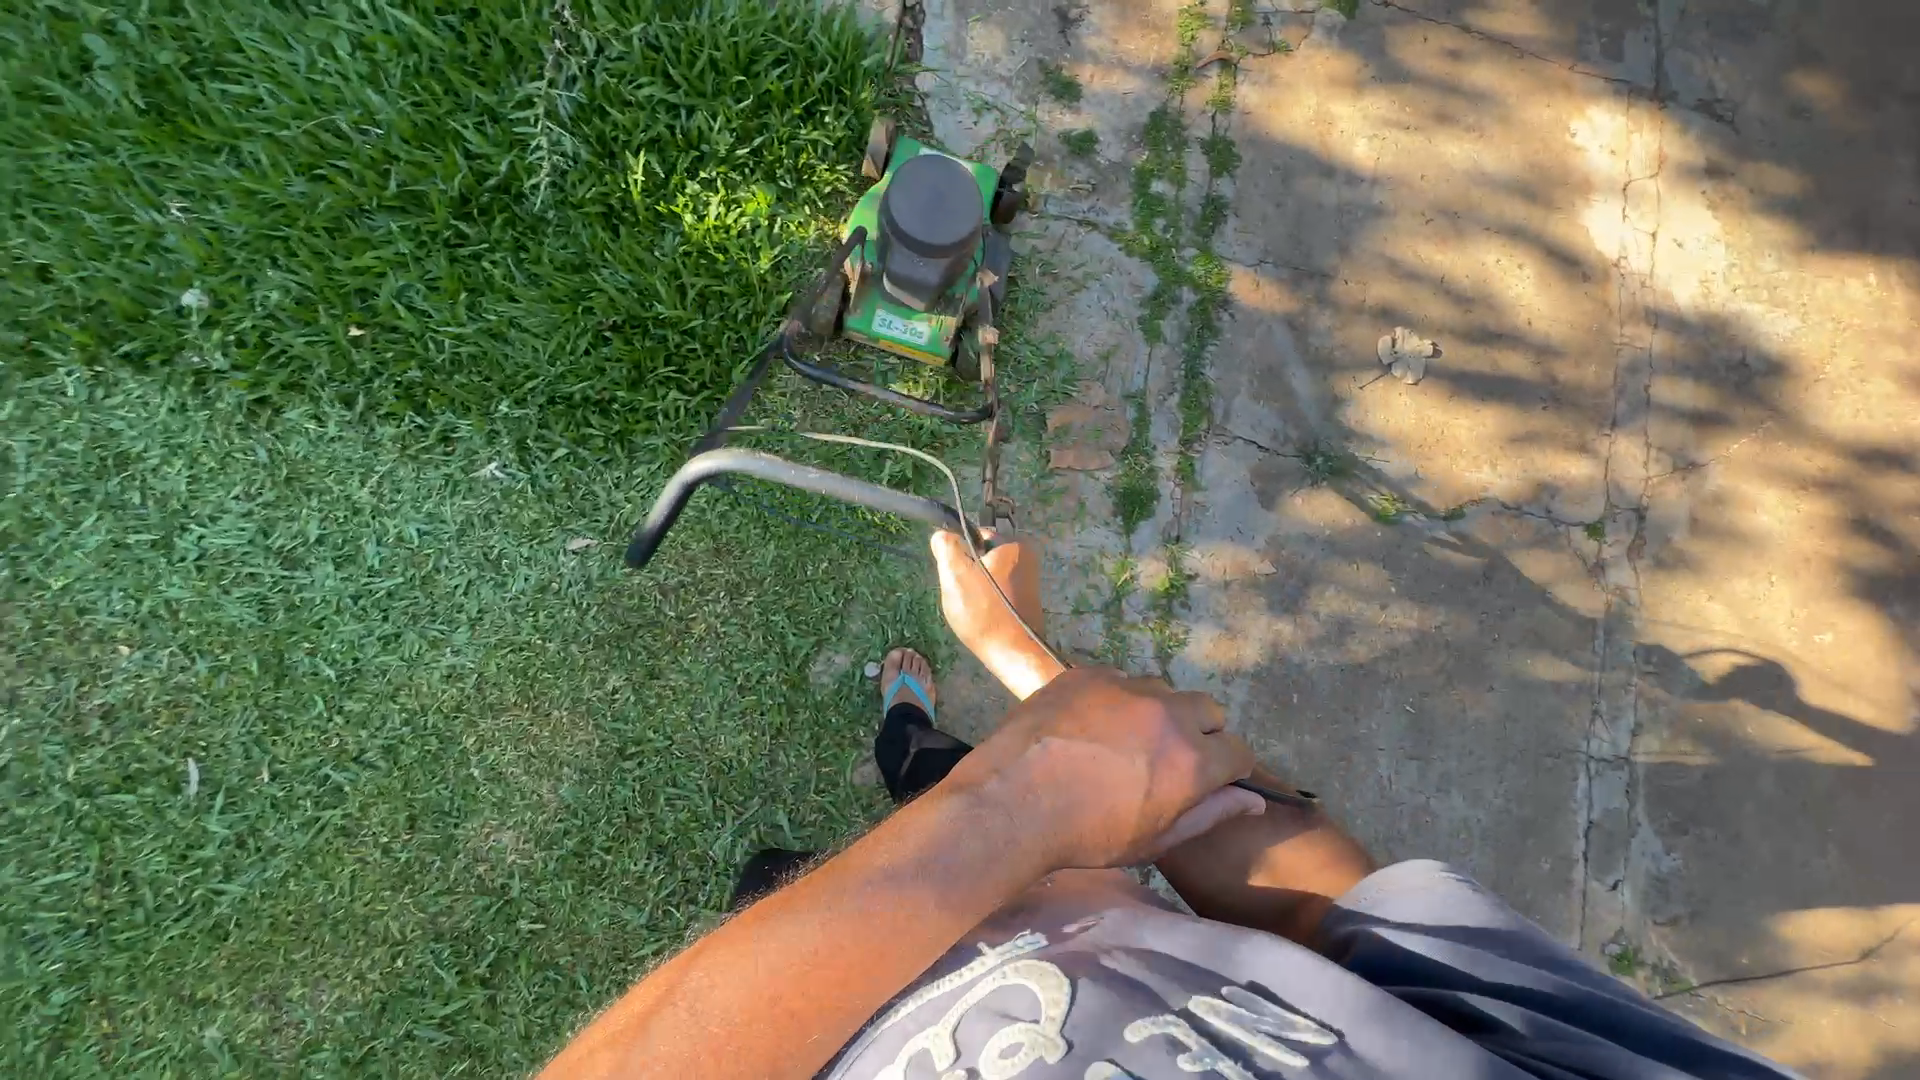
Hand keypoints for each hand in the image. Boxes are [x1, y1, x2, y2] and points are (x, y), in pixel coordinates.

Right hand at [930, 530, 1060, 699]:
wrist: (1013, 653)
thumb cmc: (983, 612)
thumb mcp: (956, 575)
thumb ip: (946, 548)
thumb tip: (942, 534)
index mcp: (1014, 544)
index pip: (976, 536)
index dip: (960, 555)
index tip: (956, 576)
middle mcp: (1027, 557)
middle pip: (982, 557)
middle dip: (969, 574)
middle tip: (964, 596)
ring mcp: (1029, 579)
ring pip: (989, 576)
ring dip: (977, 589)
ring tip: (974, 608)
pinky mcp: (1027, 598)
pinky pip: (999, 591)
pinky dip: (988, 601)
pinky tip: (984, 616)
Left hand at [941, 667, 1263, 868]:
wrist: (1012, 800)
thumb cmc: (1085, 834)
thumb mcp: (1154, 839)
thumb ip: (1209, 814)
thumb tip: (1253, 800)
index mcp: (1191, 760)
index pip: (1239, 751)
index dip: (1229, 768)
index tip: (1210, 779)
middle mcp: (1167, 713)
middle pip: (1207, 709)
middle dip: (1200, 731)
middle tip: (1168, 757)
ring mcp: (1125, 687)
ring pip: (1162, 689)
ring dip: (1157, 710)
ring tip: (1125, 738)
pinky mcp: (1087, 672)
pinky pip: (1119, 678)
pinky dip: (1117, 697)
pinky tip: (1091, 723)